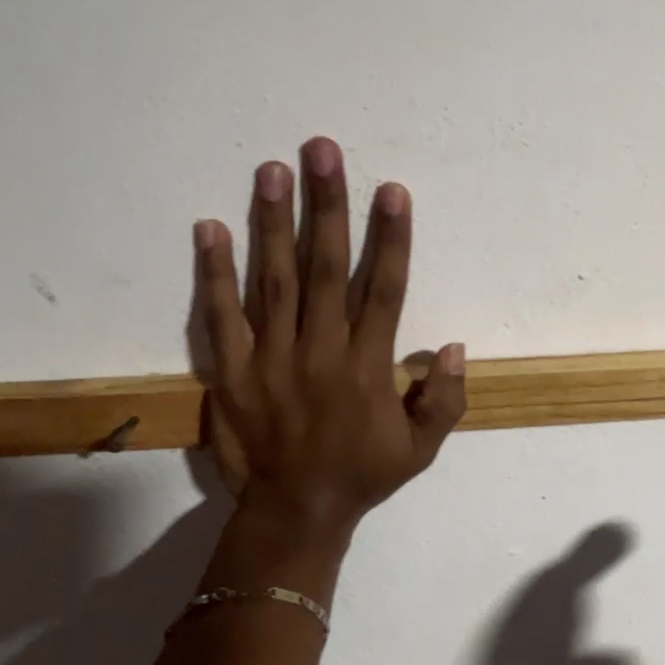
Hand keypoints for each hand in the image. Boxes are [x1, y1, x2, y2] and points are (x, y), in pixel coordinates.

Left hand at [195, 136, 465, 542]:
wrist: (294, 513)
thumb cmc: (361, 477)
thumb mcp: (420, 450)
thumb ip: (443, 401)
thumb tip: (454, 348)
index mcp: (367, 368)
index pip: (383, 291)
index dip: (390, 239)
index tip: (392, 191)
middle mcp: (321, 352)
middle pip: (326, 268)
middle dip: (328, 206)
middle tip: (322, 151)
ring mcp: (272, 359)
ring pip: (275, 280)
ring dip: (274, 222)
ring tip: (272, 170)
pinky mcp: (232, 371)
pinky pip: (221, 316)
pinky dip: (214, 273)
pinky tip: (209, 228)